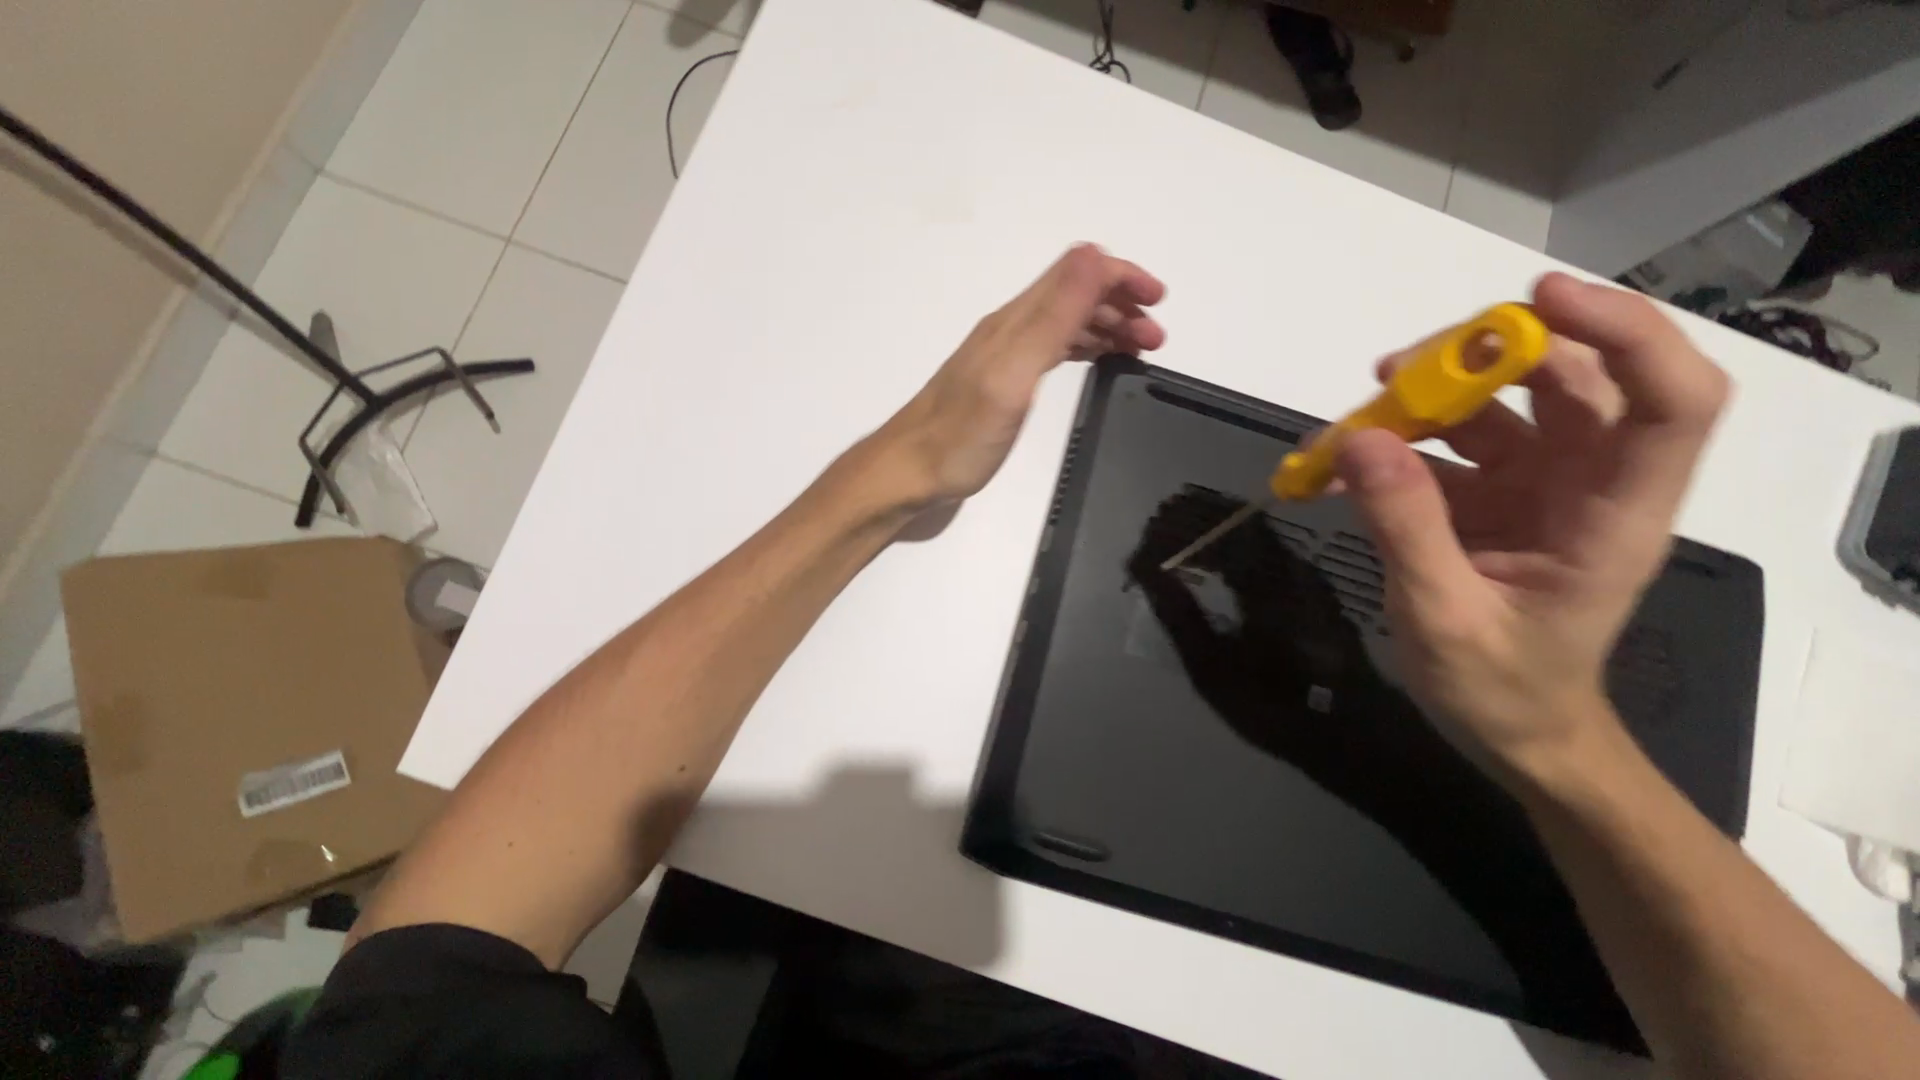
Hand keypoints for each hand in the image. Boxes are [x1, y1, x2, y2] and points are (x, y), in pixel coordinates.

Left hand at [871, 244, 1164, 507]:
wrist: (906, 475)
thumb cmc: (960, 437)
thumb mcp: (1012, 376)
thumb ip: (1052, 318)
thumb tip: (1093, 255)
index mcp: (1014, 323)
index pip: (1075, 273)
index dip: (1121, 276)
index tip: (1158, 302)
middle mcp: (1009, 331)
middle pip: (1074, 294)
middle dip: (1121, 304)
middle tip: (1156, 338)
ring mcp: (1003, 358)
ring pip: (1065, 322)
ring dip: (1107, 325)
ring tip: (1140, 351)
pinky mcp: (1000, 385)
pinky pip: (1053, 350)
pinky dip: (1085, 347)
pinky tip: (1097, 363)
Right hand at [1333, 273, 1728, 787]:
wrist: (1515, 731)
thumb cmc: (1503, 689)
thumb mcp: (1443, 616)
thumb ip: (1406, 527)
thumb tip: (1358, 439)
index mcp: (1615, 515)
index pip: (1666, 401)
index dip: (1622, 333)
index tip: (1535, 301)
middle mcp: (1588, 484)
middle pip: (1574, 380)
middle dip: (1490, 355)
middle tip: (1401, 366)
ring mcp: (1540, 487)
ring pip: (1506, 403)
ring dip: (1434, 393)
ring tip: (1363, 408)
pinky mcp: (1495, 498)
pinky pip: (1452, 446)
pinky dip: (1400, 442)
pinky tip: (1345, 458)